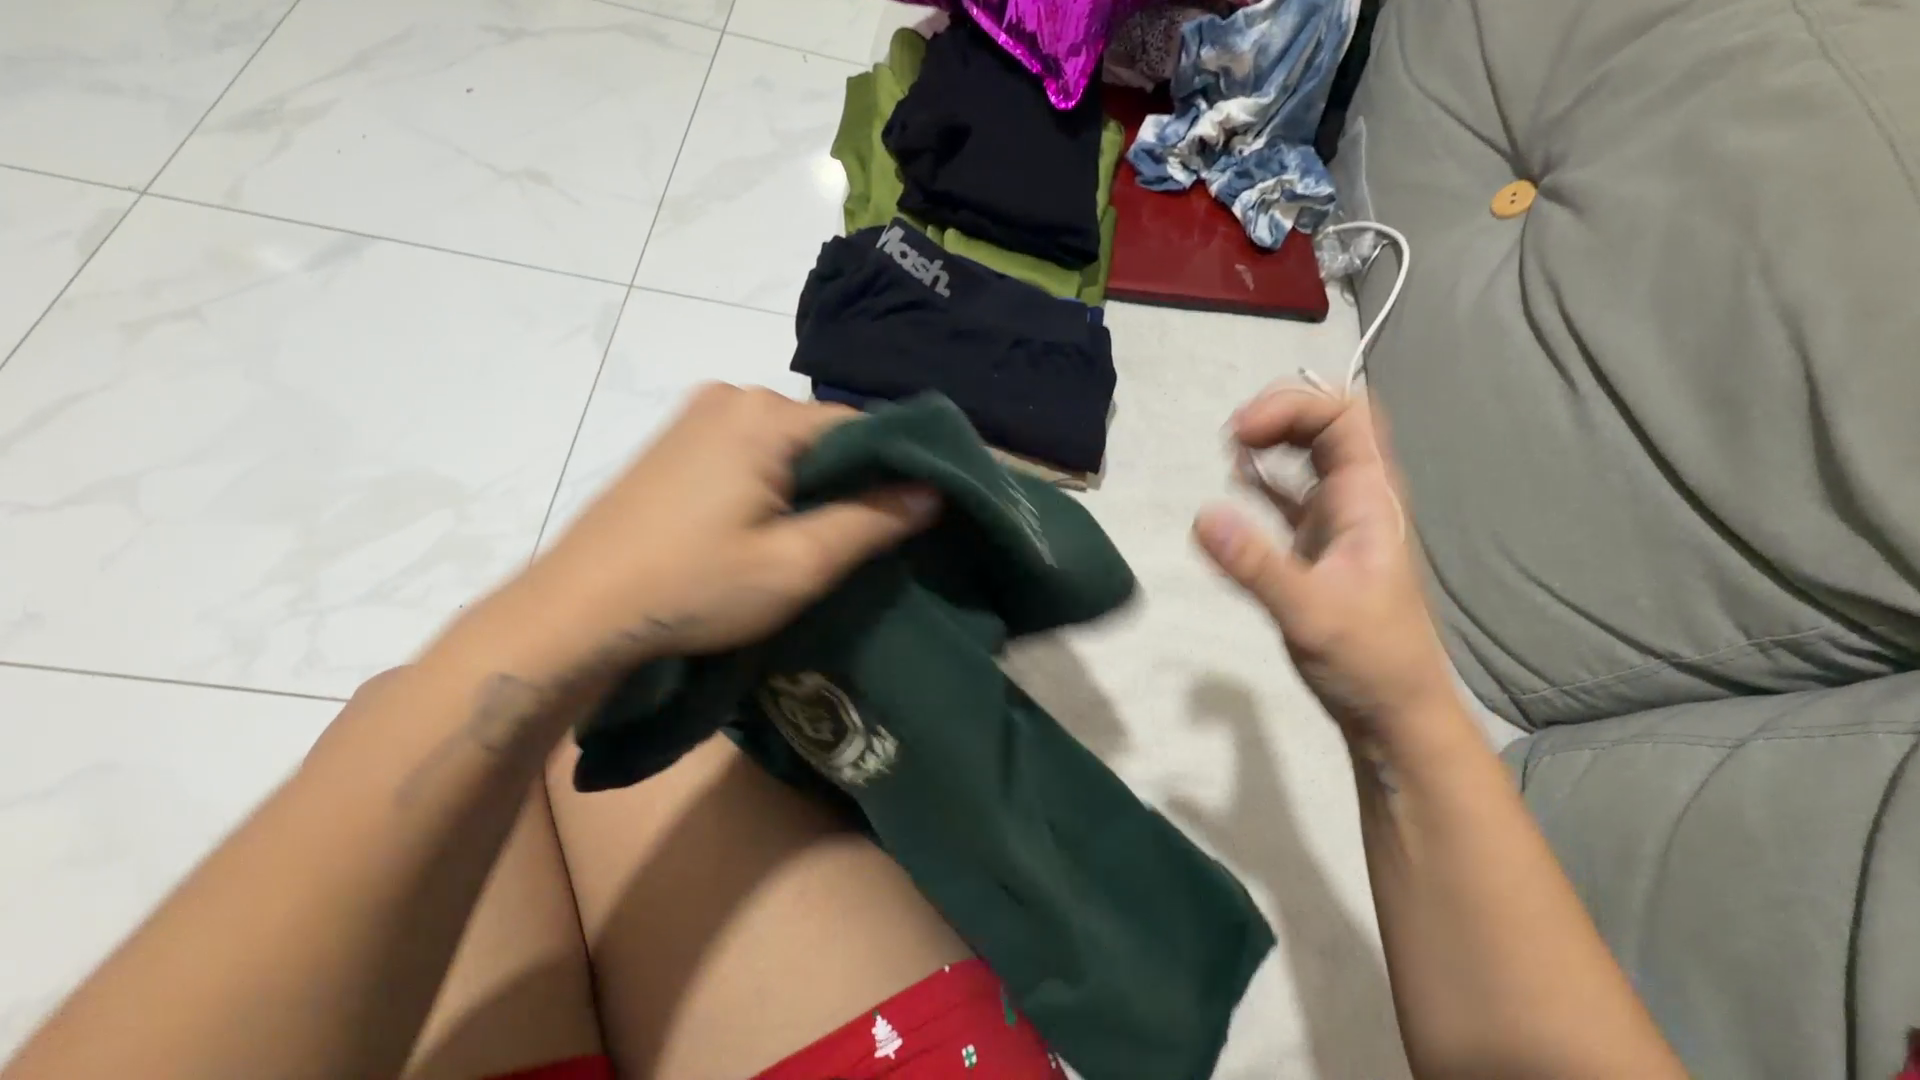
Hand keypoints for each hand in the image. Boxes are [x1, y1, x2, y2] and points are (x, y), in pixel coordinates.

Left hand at [476, 384, 936, 677]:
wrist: (578, 610)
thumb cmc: (694, 588)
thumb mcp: (798, 564)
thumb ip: (872, 520)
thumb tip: (933, 490)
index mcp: (766, 415)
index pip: (864, 426)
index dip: (898, 469)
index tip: (919, 515)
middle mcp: (733, 395)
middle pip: (824, 431)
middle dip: (852, 478)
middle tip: (869, 537)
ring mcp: (697, 413)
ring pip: (789, 442)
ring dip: (813, 482)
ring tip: (820, 536)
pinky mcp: (676, 438)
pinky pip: (752, 448)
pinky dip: (775, 478)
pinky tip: (771, 522)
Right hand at [1192, 388, 1456, 740]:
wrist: (1395, 714)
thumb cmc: (1369, 661)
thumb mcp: (1310, 614)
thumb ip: (1256, 565)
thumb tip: (1201, 515)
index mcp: (1369, 499)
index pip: (1344, 416)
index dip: (1294, 405)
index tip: (1242, 434)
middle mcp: (1356, 500)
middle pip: (1326, 424)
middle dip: (1279, 415)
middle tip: (1231, 439)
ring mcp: (1337, 523)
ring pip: (1309, 457)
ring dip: (1272, 441)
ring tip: (1230, 452)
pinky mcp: (1316, 550)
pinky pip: (1289, 497)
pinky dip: (1262, 481)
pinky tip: (1235, 486)